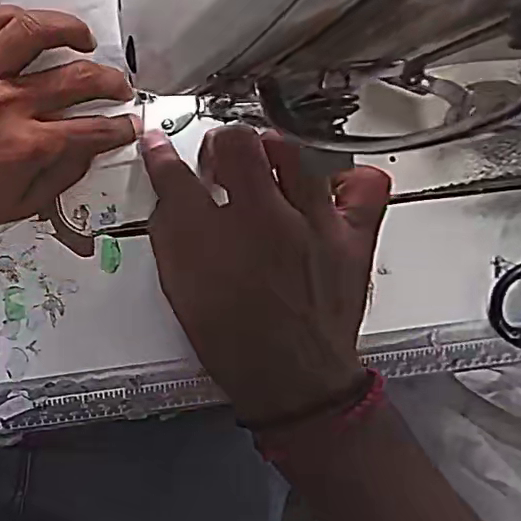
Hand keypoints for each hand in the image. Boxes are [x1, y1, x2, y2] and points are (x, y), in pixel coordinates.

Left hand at [0, 6, 136, 269]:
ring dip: (68, 30)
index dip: (118, 126)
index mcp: (25, 146)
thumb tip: (90, 149)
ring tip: (82, 39)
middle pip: (77, 78)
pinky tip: (25, 25)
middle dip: (110, 82)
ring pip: (33, 32)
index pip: (92, 128)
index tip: (125, 124)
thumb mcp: (18, 205)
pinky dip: (9, 15)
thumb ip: (61, 175)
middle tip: (116, 87)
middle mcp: (5, 105)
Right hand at [143, 125, 390, 423]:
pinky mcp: (350, 237)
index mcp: (207, 238)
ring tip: (262, 168)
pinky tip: (325, 188)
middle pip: (236, 145)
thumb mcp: (180, 288)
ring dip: (268, 153)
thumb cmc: (231, 339)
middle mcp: (259, 222)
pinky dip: (344, 179)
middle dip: (218, 143)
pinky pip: (363, 184)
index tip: (157, 145)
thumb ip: (170, 237)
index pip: (174, 176)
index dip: (159, 154)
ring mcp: (311, 225)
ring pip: (289, 154)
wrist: (288, 377)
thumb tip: (169, 201)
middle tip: (216, 159)